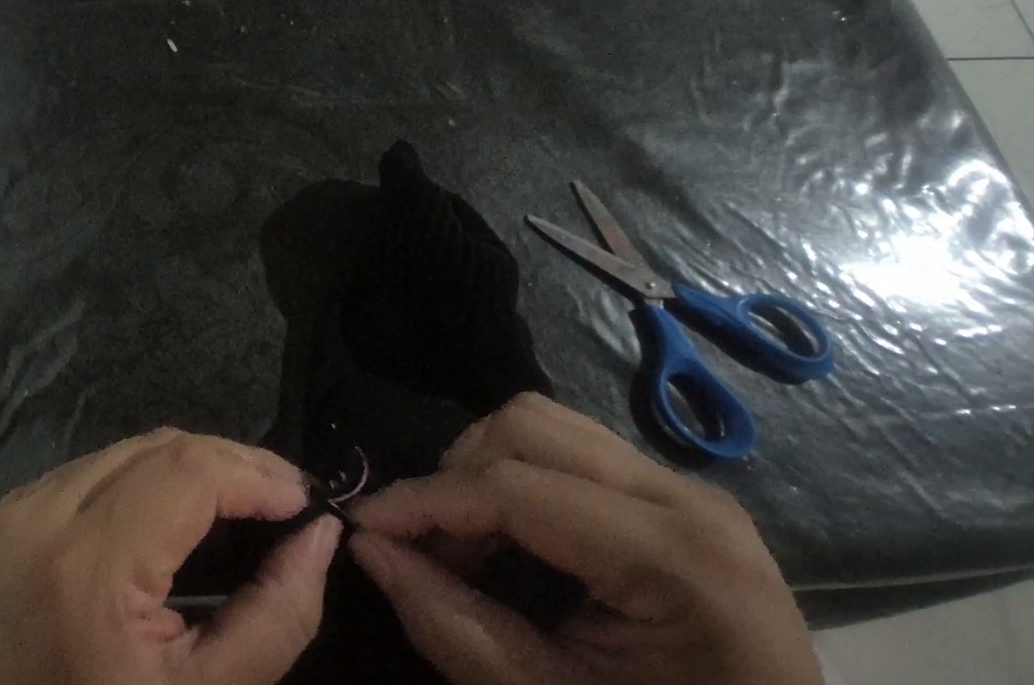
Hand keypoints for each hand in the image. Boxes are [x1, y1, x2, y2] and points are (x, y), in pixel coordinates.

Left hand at [0, 429, 343, 684]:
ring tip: (251, 501)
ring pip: (135, 447)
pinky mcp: (21, 504)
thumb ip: (275, 617)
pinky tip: (189, 509)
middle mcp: (48, 511)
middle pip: (163, 447)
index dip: (256, 475)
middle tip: (290, 500)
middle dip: (236, 464)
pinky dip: (156, 475)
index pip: (188, 472)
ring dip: (199, 465)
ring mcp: (27, 502)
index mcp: (88, 566)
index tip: (308, 502)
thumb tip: (319, 536)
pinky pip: (103, 465)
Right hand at [349, 394, 822, 684]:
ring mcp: (685, 489)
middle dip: (453, 478)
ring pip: (543, 422)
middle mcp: (686, 497)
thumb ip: (452, 625)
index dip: (423, 502)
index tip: (361, 527)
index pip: (514, 488)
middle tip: (425, 548)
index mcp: (677, 558)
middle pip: (526, 427)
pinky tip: (508, 536)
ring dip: (481, 467)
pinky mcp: (673, 494)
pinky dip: (514, 473)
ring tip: (466, 542)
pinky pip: (568, 446)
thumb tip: (365, 548)